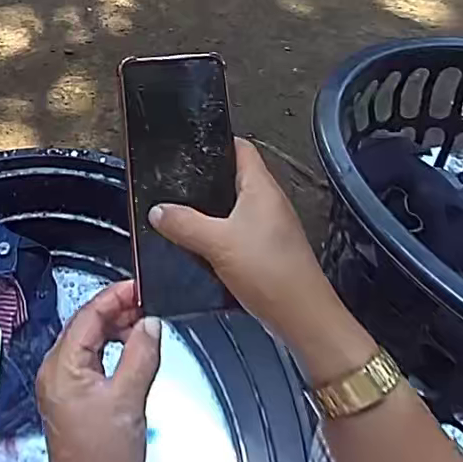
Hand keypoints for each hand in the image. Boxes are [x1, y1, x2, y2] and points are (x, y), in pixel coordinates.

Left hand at [36, 281, 162, 461]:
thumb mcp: (129, 401)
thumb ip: (140, 354)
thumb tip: (150, 322)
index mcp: (62, 366)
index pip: (88, 314)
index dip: (115, 296)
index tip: (138, 286)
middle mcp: (55, 369)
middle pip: (86, 323)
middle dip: (117, 309)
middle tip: (145, 303)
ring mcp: (61, 382)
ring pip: (89, 338)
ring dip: (115, 327)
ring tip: (142, 325)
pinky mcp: (72, 394)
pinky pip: (91, 355)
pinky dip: (111, 346)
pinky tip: (130, 348)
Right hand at [148, 139, 337, 348]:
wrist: (304, 321)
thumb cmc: (273, 274)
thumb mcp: (216, 243)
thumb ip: (183, 224)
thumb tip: (159, 211)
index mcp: (261, 187)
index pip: (240, 147)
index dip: (217, 140)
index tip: (193, 142)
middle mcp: (270, 201)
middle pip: (235, 176)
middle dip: (207, 179)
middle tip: (181, 181)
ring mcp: (271, 226)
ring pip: (236, 205)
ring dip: (213, 210)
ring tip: (187, 214)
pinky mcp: (269, 249)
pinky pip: (240, 230)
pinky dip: (221, 233)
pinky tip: (205, 247)